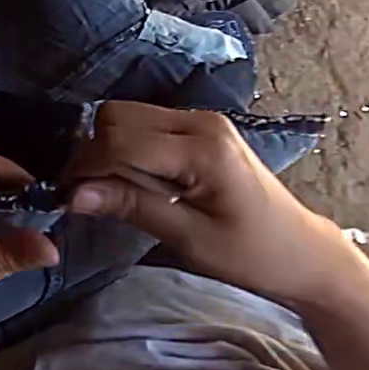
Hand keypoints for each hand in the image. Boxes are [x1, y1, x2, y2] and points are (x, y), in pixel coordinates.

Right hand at [64, 101, 368, 309]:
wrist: (301, 250)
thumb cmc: (251, 254)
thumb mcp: (189, 238)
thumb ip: (131, 205)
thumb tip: (73, 194)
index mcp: (203, 149)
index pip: (121, 141)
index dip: (86, 167)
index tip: (67, 197)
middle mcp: (199, 121)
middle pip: (117, 116)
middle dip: (94, 152)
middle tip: (90, 194)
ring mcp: (200, 120)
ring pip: (125, 115)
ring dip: (107, 148)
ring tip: (113, 189)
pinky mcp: (198, 128)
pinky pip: (143, 124)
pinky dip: (125, 147)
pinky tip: (134, 179)